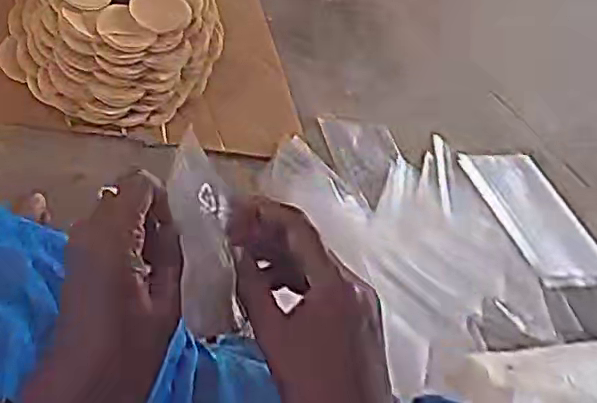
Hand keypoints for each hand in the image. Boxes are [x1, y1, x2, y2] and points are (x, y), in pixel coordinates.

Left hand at [21, 170, 183, 402]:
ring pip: (112, 212)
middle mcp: (88, 227)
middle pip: (123, 195)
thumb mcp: (166, 303)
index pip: (138, 182)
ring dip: (134, 229)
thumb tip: (170, 227)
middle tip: (164, 254)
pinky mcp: (71, 258)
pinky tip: (131, 276)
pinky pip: (100, 230)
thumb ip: (171, 253)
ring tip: (150, 270)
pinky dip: (119, 241)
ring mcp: (75, 241)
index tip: (172, 230)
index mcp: (112, 232)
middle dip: (148, 215)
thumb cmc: (127, 349)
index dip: (161, 198)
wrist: (80, 386)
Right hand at [229, 197, 389, 402]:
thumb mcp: (274, 337)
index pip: (297, 227)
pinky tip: (270, 285)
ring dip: (278, 256)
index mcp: (336, 284)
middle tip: (235, 232)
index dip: (263, 212)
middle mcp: (354, 285)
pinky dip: (295, 277)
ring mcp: (361, 301)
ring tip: (246, 258)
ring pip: (314, 262)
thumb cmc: (316, 390)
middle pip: (306, 242)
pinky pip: (324, 283)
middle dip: (267, 234)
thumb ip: (251, 287)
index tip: (237, 210)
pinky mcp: (361, 318)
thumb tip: (235, 253)